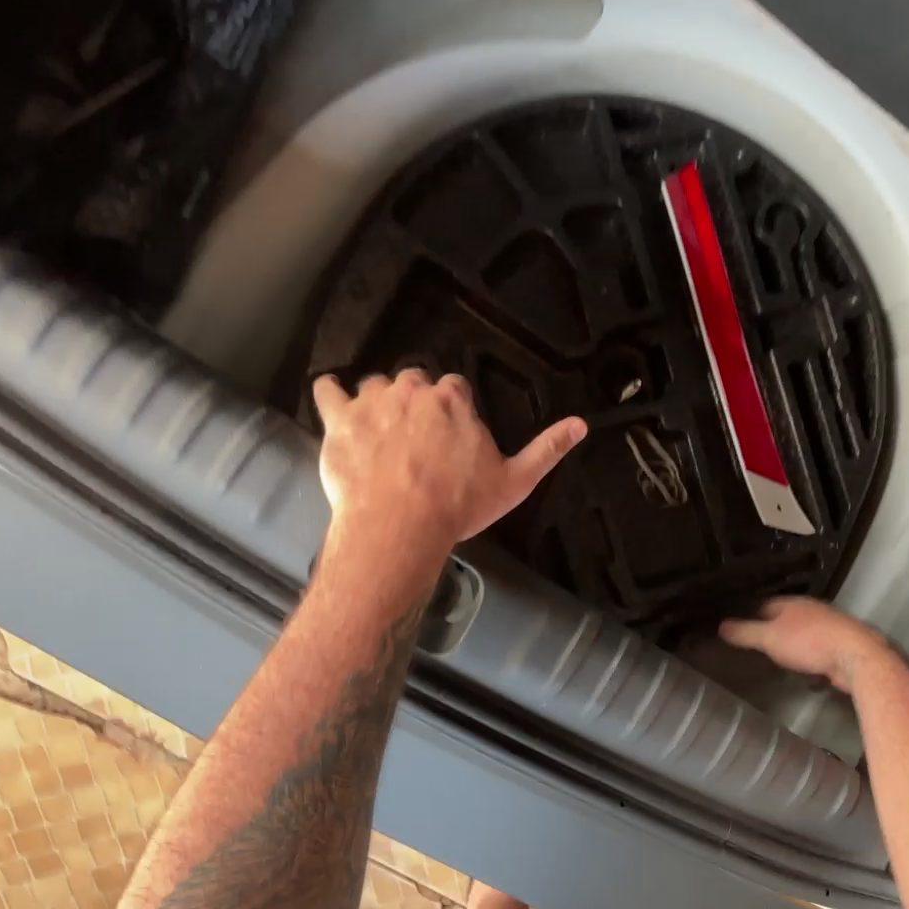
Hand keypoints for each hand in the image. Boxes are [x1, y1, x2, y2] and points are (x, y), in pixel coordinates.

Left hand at [313, 371, 585, 547]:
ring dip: (379, 400)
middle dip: (416, 401)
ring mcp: (372, 402)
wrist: (399, 527)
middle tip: (416, 437)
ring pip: (375, 385)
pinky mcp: (339, 420)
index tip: (451, 431)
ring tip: (381, 430)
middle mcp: (412, 391)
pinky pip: (327, 390)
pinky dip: (330, 393)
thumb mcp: (515, 481)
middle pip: (414, 381)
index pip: (454, 386)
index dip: (453, 407)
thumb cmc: (458, 505)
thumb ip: (547, 449)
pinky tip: (335, 403)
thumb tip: (580, 425)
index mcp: (453, 400)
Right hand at [718, 597, 896, 692]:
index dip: (748, 613)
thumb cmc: (809, 642)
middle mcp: (811, 610)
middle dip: (770, 627)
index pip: (764, 603)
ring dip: (791, 642)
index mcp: (793, 603)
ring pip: (802, 633)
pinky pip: (816, 650)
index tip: (736, 624)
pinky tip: (802, 670)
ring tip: (774, 655)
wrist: (857, 657)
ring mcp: (828, 628)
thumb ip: (745, 632)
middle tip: (753, 641)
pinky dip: (807, 657)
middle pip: (785, 617)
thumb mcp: (770, 638)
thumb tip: (720, 625)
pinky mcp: (840, 647)